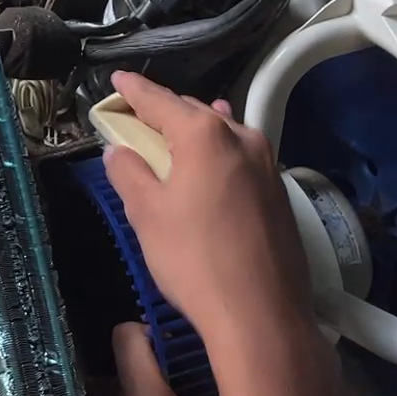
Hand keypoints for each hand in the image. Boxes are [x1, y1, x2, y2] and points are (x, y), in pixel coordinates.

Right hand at [100, 71, 312, 348]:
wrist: (261, 314)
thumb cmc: (194, 259)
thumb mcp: (146, 214)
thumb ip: (128, 173)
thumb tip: (119, 151)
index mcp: (204, 135)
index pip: (159, 101)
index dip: (133, 91)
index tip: (117, 81)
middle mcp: (242, 138)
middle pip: (194, 112)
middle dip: (163, 111)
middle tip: (136, 117)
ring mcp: (267, 164)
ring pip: (222, 133)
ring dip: (194, 130)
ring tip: (173, 132)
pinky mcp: (279, 192)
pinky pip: (239, 156)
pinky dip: (216, 153)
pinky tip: (211, 162)